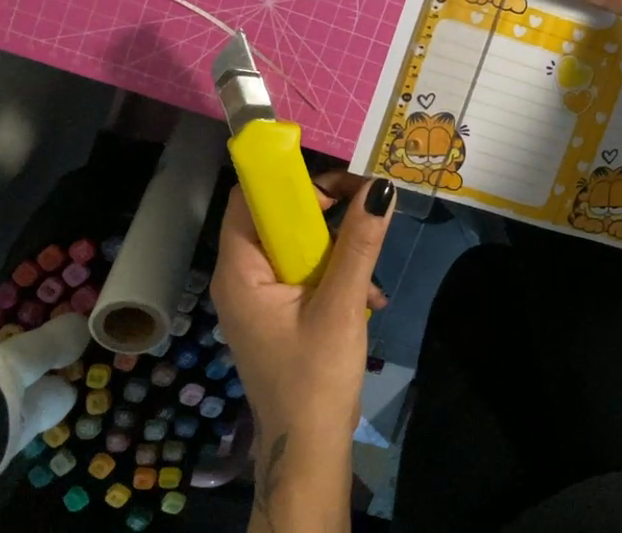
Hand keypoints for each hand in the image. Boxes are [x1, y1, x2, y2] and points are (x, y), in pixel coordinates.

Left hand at [211, 171, 393, 441]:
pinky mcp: (281, 313)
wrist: (309, 450)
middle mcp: (243, 278)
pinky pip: (306, 273)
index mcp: (241, 272)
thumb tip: (380, 187)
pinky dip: (336, 273)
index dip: (285, 177)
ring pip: (297, 245)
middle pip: (277, 218)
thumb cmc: (315, 377)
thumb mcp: (342, 305)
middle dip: (324, 209)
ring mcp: (261, 297)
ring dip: (338, 245)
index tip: (334, 170)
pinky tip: (369, 295)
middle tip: (366, 203)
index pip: (248, 199)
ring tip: (373, 258)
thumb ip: (359, 244)